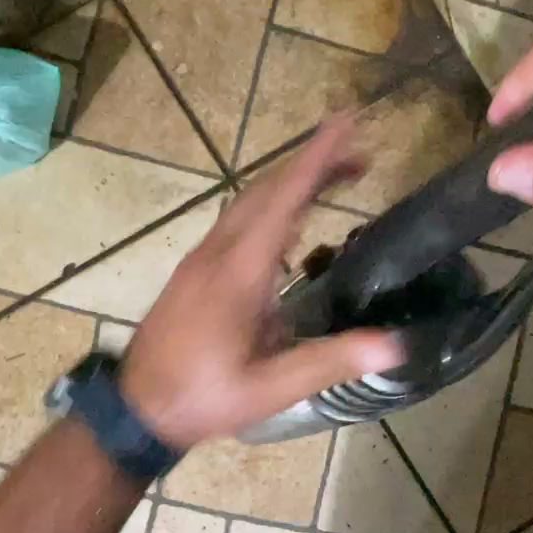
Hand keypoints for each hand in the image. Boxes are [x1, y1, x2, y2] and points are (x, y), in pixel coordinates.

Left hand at [121, 117, 404, 447]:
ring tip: (332, 183)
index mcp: (239, 273)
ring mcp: (200, 260)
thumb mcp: (271, 388)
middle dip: (312, 165)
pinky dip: (270, 210)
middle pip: (265, 190)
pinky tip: (290, 232)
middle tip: (360, 156)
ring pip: (247, 204)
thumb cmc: (203, 398)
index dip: (317, 159)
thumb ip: (330, 361)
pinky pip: (236, 224)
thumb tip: (395, 346)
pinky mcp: (193, 273)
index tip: (347, 122)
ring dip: (289, 185)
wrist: (137, 410)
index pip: (283, 200)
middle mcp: (217, 254)